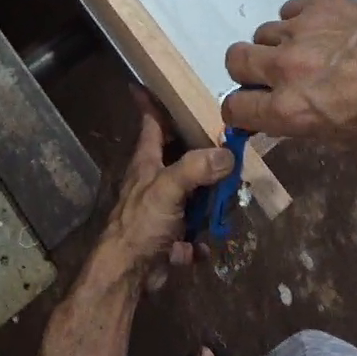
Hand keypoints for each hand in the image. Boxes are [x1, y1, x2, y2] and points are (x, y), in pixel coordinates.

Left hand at [93, 90, 234, 280]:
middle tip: (228, 146)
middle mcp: (154, 178)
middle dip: (203, 153)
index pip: (150, 121)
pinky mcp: (170, 234)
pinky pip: (194, 229)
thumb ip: (196, 167)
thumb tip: (228, 154)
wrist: (127, 275)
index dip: (150, 100)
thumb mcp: (168, 188)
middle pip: (181, 155)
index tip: (147, 80)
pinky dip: (200, 238)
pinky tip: (202, 245)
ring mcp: (163, 207)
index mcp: (147, 160)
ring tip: (229, 200)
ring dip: (210, 200)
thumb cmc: (140, 222)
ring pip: (194, 192)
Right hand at [221, 0, 356, 146]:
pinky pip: (289, 11)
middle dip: (247, 72)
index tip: (250, 108)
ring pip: (263, 33)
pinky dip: (299, 23)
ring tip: (308, 52)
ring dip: (277, 45)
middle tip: (270, 76)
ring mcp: (302, 30)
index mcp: (290, 109)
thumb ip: (294, 122)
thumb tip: (270, 113)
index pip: (234, 106)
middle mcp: (287, 68)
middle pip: (235, 60)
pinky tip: (323, 33)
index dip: (240, 110)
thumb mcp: (337, 137)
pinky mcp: (319, 3)